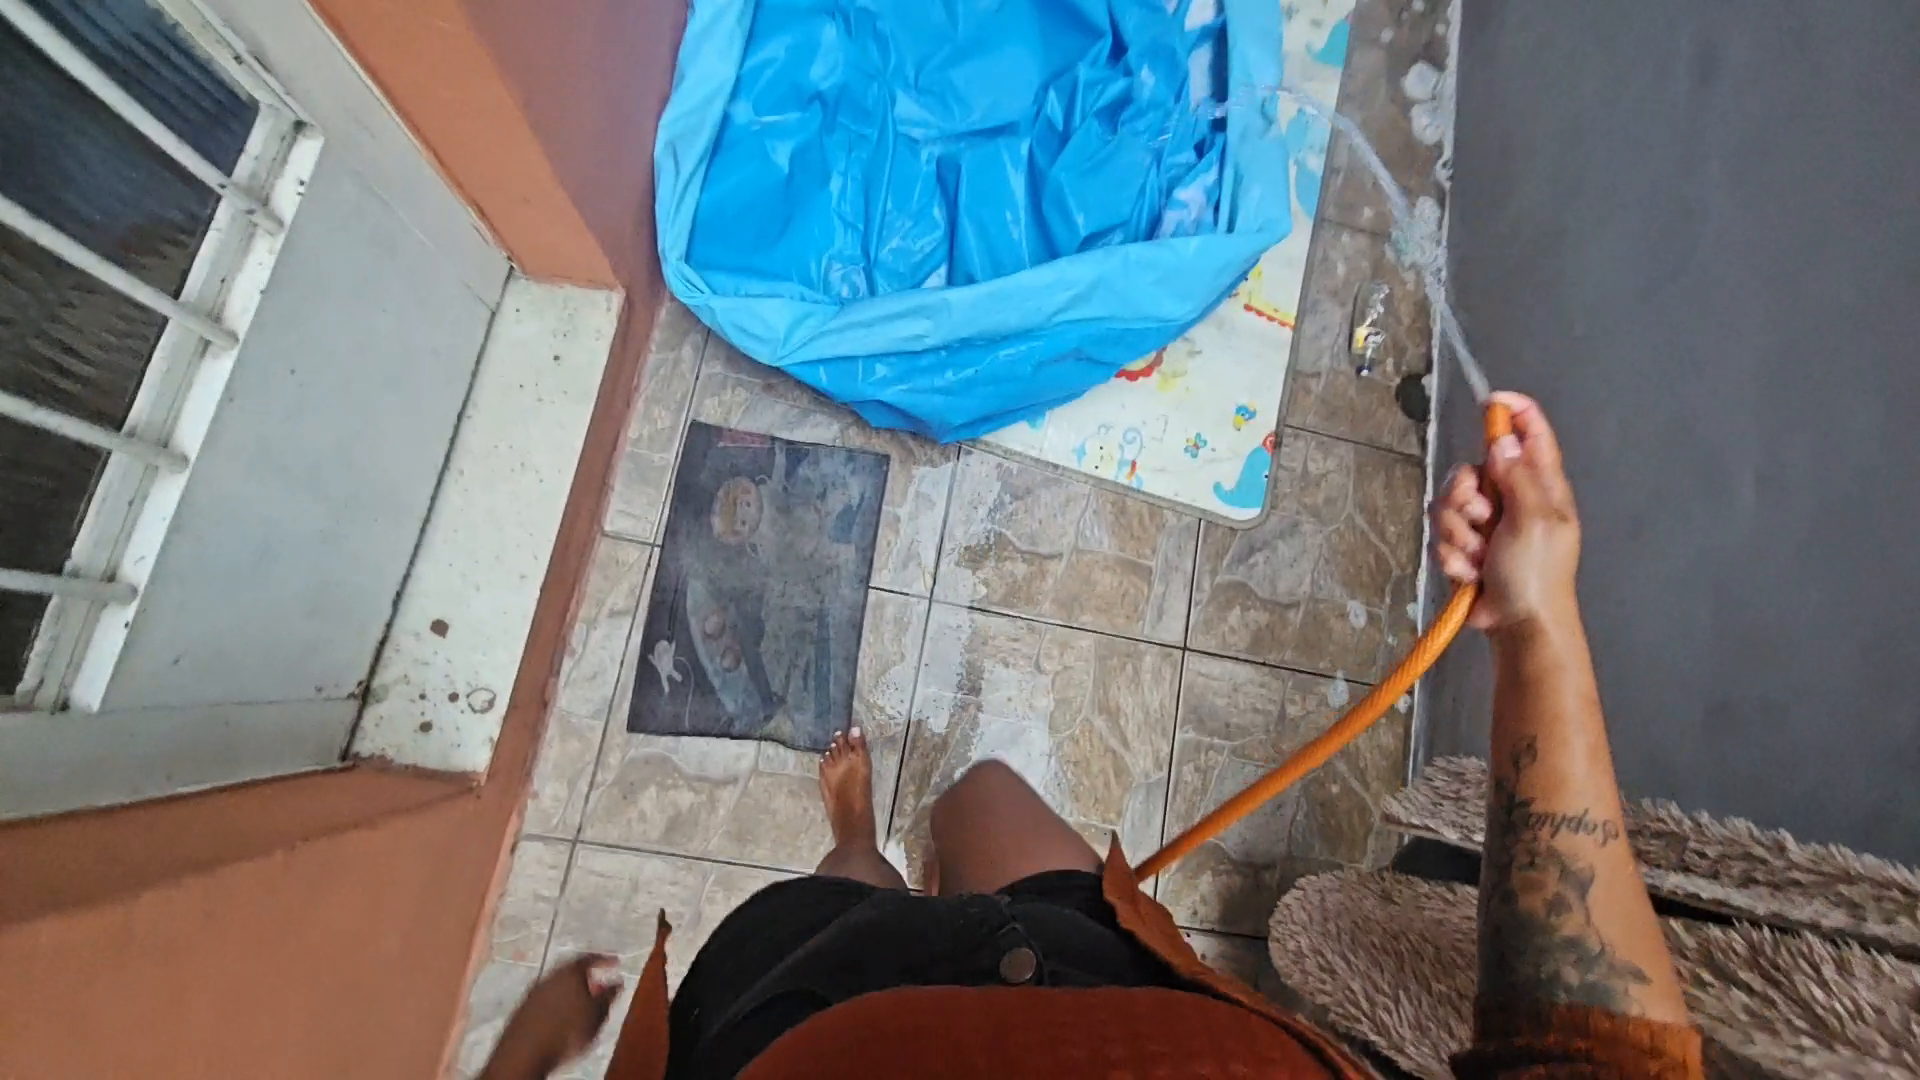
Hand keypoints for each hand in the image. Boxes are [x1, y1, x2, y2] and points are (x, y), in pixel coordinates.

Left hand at [482, 954, 621, 1079]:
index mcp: (571, 971)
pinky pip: (545, 1000)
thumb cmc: (567, 1032)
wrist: (522, 1057)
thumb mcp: (597, 1015)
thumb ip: (609, 996)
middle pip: (571, 971)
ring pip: (557, 986)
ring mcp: (532, 993)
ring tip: (581, 1006)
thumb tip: (618, 982)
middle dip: (586, 978)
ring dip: (569, 993)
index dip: (605, 959)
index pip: (591, 957)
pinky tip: (561, 1018)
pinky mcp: (520, 1011)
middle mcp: (550, 976)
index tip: (616, 962)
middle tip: (598, 986)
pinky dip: (556, 1004)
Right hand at [1430, 392, 1580, 632]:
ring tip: (1478, 555)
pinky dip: (1452, 554)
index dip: (1513, 413)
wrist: (1517, 621)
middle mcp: (1510, 498)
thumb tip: (1502, 441)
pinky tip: (1470, 571)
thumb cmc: (1537, 572)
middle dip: (1465, 496)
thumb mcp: (1536, 521)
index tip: (1491, 401)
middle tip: (1481, 519)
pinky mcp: (1463, 545)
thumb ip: (1519, 479)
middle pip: (1471, 470)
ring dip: (1457, 533)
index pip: (1529, 435)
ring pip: (1448, 505)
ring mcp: (1485, 523)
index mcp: (1540, 485)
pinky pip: (1440, 535)